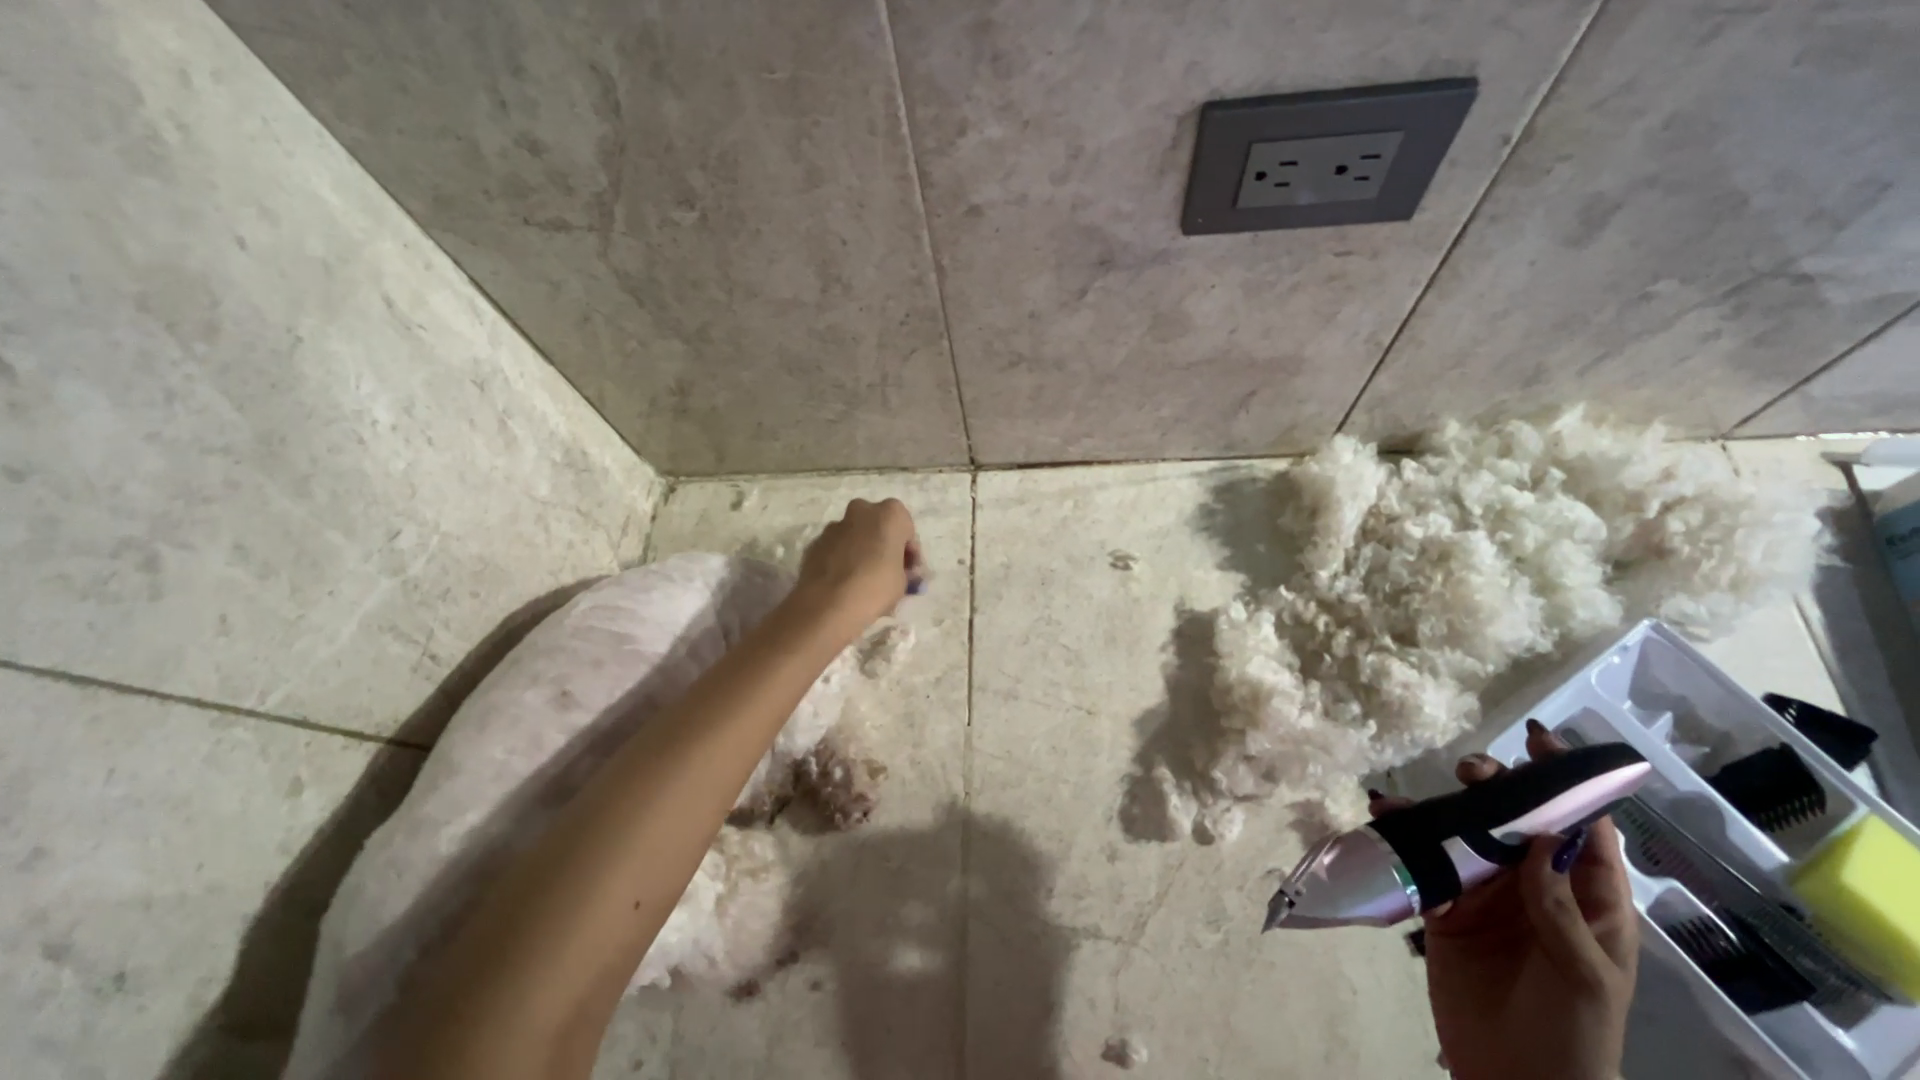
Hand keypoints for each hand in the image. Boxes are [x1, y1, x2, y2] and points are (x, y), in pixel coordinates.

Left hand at [793, 498, 919, 631]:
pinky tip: (843, 582)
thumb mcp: (904, 582)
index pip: (907, 530)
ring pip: (855, 535)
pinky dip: (842, 559)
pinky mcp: (815, 542)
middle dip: (883, 545)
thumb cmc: (875, 587)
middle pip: (878, 525)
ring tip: (863, 580)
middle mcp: (861, 511)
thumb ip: (905, 571)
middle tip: (887, 571)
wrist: (828, 604)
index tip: (908, 572)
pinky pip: (836, 548)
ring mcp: (834, 525)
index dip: (909, 552)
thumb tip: (900, 572)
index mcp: (890, 514)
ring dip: (861, 551)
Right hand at [1374, 721, 1638, 1079]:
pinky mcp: (1444, 915)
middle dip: (1496, 788)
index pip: (1583, 827)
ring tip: (1409, 799)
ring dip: (1440, 811)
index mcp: (1587, 898)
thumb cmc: (1574, 1032)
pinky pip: (1426, 870)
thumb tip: (1543, 837)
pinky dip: (1405, 845)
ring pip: (1464, 837)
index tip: (1538, 740)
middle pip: (1516, 821)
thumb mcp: (1585, 973)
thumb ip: (1561, 906)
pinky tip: (1386, 826)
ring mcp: (1487, 899)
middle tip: (1471, 772)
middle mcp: (1536, 887)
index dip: (1567, 782)